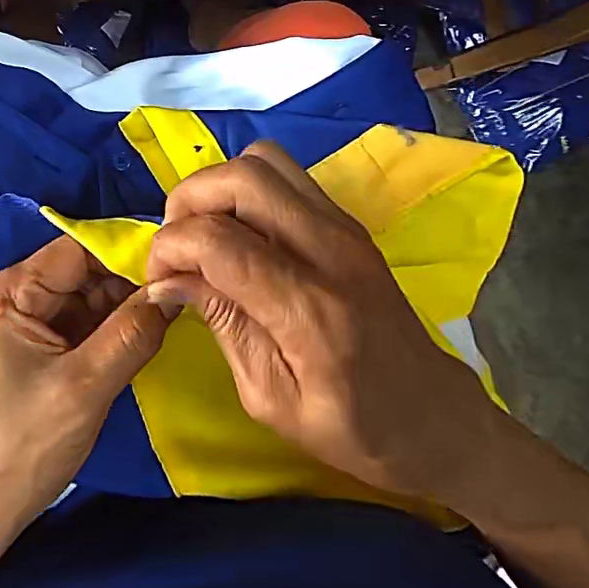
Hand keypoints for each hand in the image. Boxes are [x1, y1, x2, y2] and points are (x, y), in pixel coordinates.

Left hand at [0, 235, 174, 555]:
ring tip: (178, 311)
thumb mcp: (86, 386)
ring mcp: (37, 322)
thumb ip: (135, 331)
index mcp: (13, 292)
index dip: (132, 251)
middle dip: (137, 280)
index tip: (181, 262)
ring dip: (136, 305)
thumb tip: (180, 286)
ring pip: (101, 295)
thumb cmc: (22, 448)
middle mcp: (22, 296)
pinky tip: (154, 333)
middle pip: (94, 269)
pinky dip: (126, 327)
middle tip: (186, 292)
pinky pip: (98, 321)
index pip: (84, 248)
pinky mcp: (51, 347)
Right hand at [145, 141, 502, 498]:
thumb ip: (223, 324)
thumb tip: (168, 280)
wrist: (430, 409)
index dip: (170, 249)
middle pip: (244, 177)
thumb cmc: (353, 426)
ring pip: (267, 161)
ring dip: (221, 187)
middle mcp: (331, 249)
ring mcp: (345, 227)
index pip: (220, 241)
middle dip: (190, 199)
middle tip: (176, 246)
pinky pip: (288, 177)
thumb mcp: (271, 398)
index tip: (158, 280)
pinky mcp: (349, 221)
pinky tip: (242, 234)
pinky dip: (250, 190)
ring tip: (206, 235)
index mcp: (310, 308)